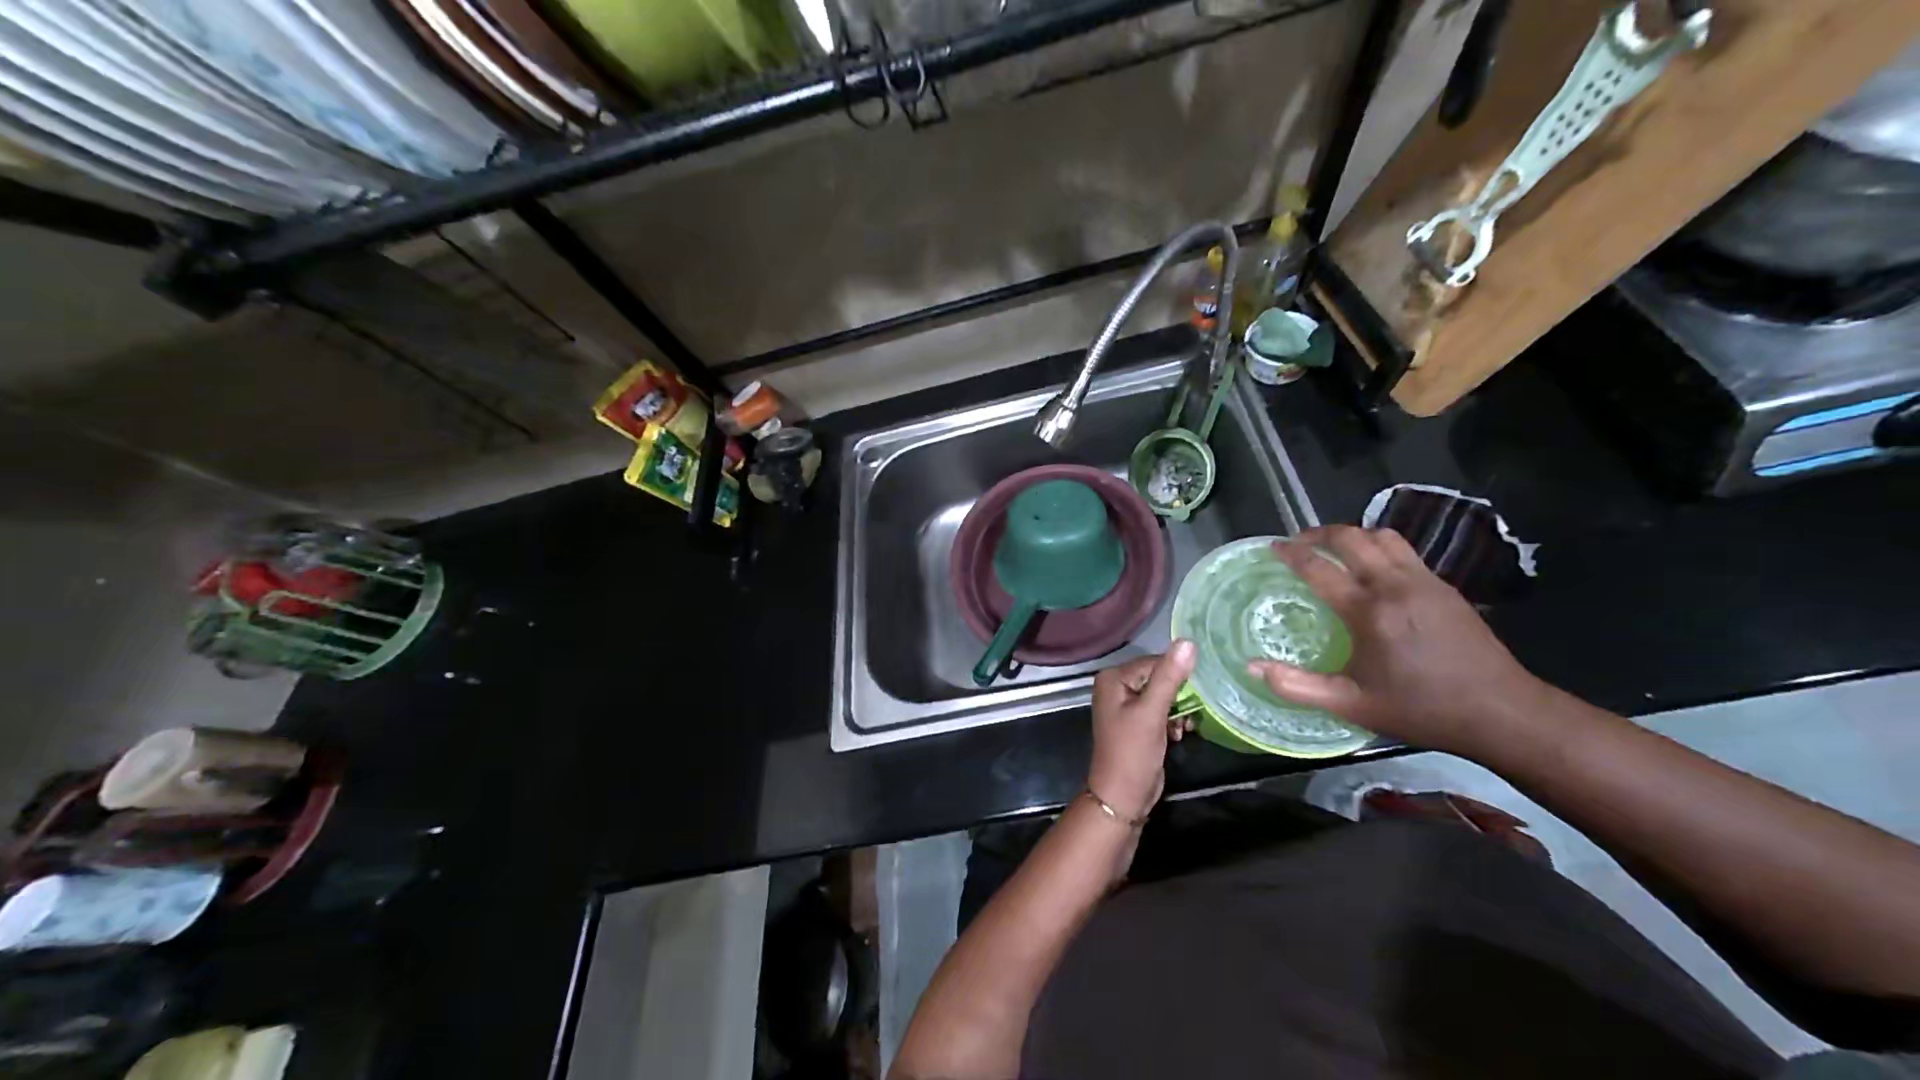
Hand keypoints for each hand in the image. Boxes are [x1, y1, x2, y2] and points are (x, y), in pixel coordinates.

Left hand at [1087, 641, 1196, 820]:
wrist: (1122, 796)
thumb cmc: (1133, 752)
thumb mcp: (1152, 712)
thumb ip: (1169, 677)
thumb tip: (1188, 641)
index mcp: (1114, 677)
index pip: (1155, 662)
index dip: (1178, 676)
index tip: (1199, 693)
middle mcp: (1116, 686)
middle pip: (1160, 677)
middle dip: (1180, 695)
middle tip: (1192, 713)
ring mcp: (1125, 704)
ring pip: (1164, 695)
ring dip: (1179, 710)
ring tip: (1185, 726)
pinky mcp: (1137, 722)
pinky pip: (1161, 710)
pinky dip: (1173, 720)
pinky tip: (1179, 734)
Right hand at [1247, 525, 1547, 758]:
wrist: (1502, 712)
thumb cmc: (1421, 710)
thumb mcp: (1352, 705)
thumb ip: (1297, 686)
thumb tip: (1252, 668)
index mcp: (1369, 612)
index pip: (1320, 569)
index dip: (1292, 554)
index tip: (1273, 548)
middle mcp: (1395, 586)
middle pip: (1352, 538)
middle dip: (1320, 533)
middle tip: (1298, 542)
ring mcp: (1425, 582)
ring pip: (1383, 537)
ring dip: (1353, 535)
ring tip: (1334, 549)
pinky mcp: (1445, 587)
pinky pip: (1405, 551)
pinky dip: (1380, 547)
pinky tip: (1372, 568)